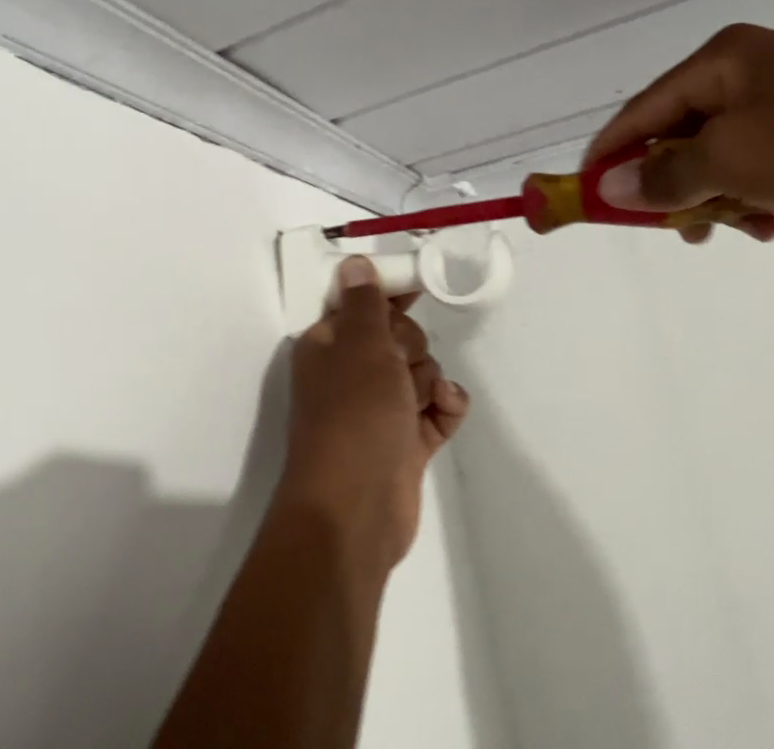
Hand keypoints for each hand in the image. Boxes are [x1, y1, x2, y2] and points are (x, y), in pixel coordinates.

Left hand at [278, 256, 469, 571]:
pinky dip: (445, 407)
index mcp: (328, 346)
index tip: (418, 287)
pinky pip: (439, 406)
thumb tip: (353, 263)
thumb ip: (365, 303)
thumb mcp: (360, 347)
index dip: (389, 296)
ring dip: (427, 381)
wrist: (356, 508)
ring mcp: (381, 409)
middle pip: (399, 336)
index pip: (361, 304)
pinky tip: (442, 412)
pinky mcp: (407, 440)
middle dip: (411, 347)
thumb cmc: (353, 416)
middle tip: (398, 367)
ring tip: (413, 405)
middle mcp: (352, 373)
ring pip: (423, 371)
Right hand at [585, 23, 773, 241]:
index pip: (639, 112)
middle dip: (678, 188)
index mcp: (722, 60)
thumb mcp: (733, 163)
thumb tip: (609, 188)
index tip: (586, 202)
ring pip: (728, 157)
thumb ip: (663, 176)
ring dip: (729, 199)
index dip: (608, 158)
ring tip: (757, 230)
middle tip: (687, 233)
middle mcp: (752, 68)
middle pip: (682, 136)